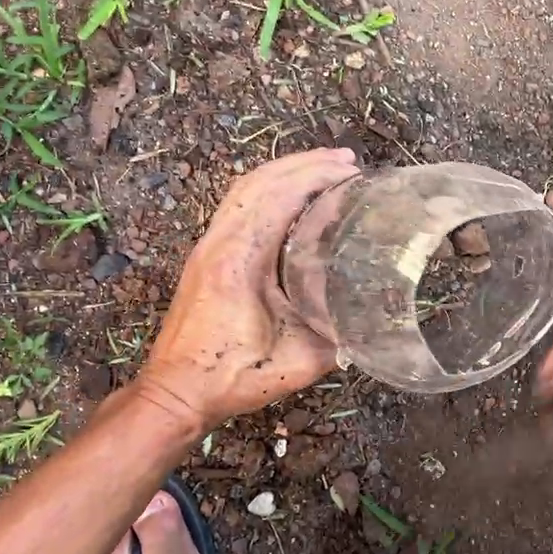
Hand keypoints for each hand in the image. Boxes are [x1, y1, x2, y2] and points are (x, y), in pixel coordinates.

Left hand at [136, 148, 360, 429]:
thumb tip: (379, 318)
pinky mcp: (205, 255)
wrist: (173, 394)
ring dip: (285, 170)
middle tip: (347, 160)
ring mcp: (208, 246)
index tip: (352, 171)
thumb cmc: (231, 378)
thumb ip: (340, 337)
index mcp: (240, 260)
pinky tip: (291, 194)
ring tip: (324, 166)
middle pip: (260, 180)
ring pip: (245, 187)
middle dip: (306, 163)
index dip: (317, 176)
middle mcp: (219, 243)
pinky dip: (268, 186)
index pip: (279, 196)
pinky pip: (237, 203)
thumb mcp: (299, 361)